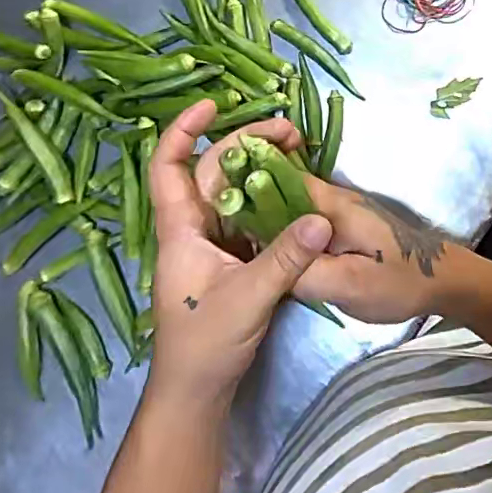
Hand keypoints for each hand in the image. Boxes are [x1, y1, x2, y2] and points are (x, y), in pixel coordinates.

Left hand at [147, 103, 332, 406]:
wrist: (199, 387)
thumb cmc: (206, 343)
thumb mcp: (249, 298)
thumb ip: (285, 259)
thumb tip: (321, 219)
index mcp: (182, 232)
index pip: (170, 169)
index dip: (183, 132)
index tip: (212, 105)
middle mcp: (197, 228)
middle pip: (214, 171)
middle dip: (247, 143)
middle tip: (291, 131)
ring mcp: (218, 242)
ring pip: (236, 190)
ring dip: (264, 166)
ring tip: (299, 149)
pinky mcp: (238, 256)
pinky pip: (255, 213)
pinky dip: (274, 194)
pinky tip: (299, 188)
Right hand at [191, 117, 477, 325]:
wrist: (442, 281)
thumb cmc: (399, 282)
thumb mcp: (348, 285)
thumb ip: (303, 272)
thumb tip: (261, 265)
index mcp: (330, 205)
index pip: (276, 179)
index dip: (240, 185)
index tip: (204, 200)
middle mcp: (331, 200)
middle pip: (278, 190)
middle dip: (244, 200)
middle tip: (204, 224)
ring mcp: (337, 214)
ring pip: (288, 207)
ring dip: (261, 217)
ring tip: (221, 239)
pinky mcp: (342, 230)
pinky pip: (301, 223)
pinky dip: (280, 231)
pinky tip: (261, 252)